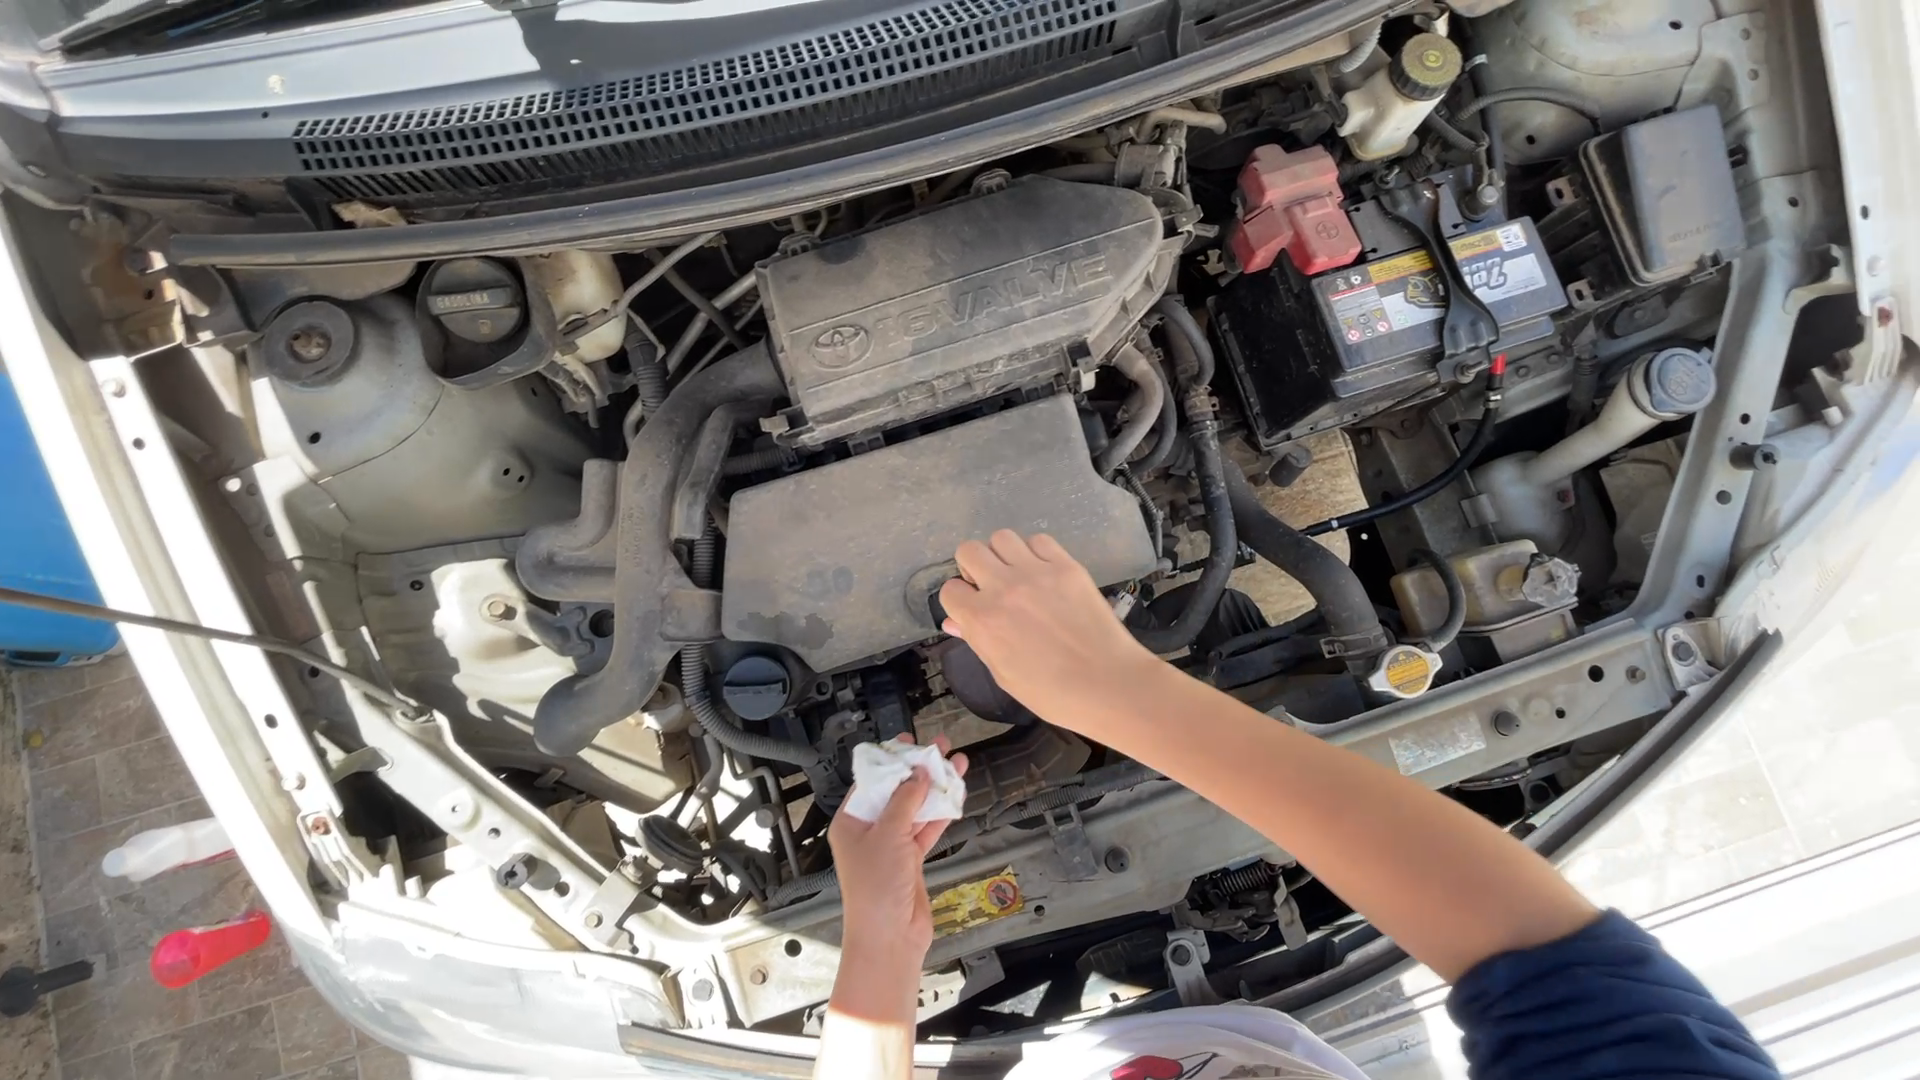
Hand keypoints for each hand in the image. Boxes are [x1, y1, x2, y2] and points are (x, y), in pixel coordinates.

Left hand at [827, 735, 967, 1020]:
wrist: (889, 939)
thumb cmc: (876, 888)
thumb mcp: (887, 835)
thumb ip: (905, 800)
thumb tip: (919, 772)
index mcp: (851, 821)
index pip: (871, 780)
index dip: (891, 760)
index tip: (909, 741)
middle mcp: (870, 829)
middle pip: (897, 790)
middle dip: (919, 769)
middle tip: (940, 745)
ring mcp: (892, 844)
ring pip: (916, 807)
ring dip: (936, 787)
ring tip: (957, 762)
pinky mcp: (911, 858)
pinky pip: (928, 827)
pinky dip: (942, 811)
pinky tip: (957, 792)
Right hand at [937, 530, 1163, 729]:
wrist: (1108, 684)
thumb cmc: (1052, 693)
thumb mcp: (1003, 674)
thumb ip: (977, 640)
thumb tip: (955, 622)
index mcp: (982, 620)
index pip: (950, 590)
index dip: (959, 600)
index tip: (972, 608)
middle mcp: (1004, 588)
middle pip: (969, 551)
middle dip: (972, 568)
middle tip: (989, 586)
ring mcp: (1037, 572)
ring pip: (1001, 538)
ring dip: (1002, 555)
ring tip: (1016, 575)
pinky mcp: (1066, 566)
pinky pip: (1039, 541)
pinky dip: (1035, 553)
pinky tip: (1044, 573)